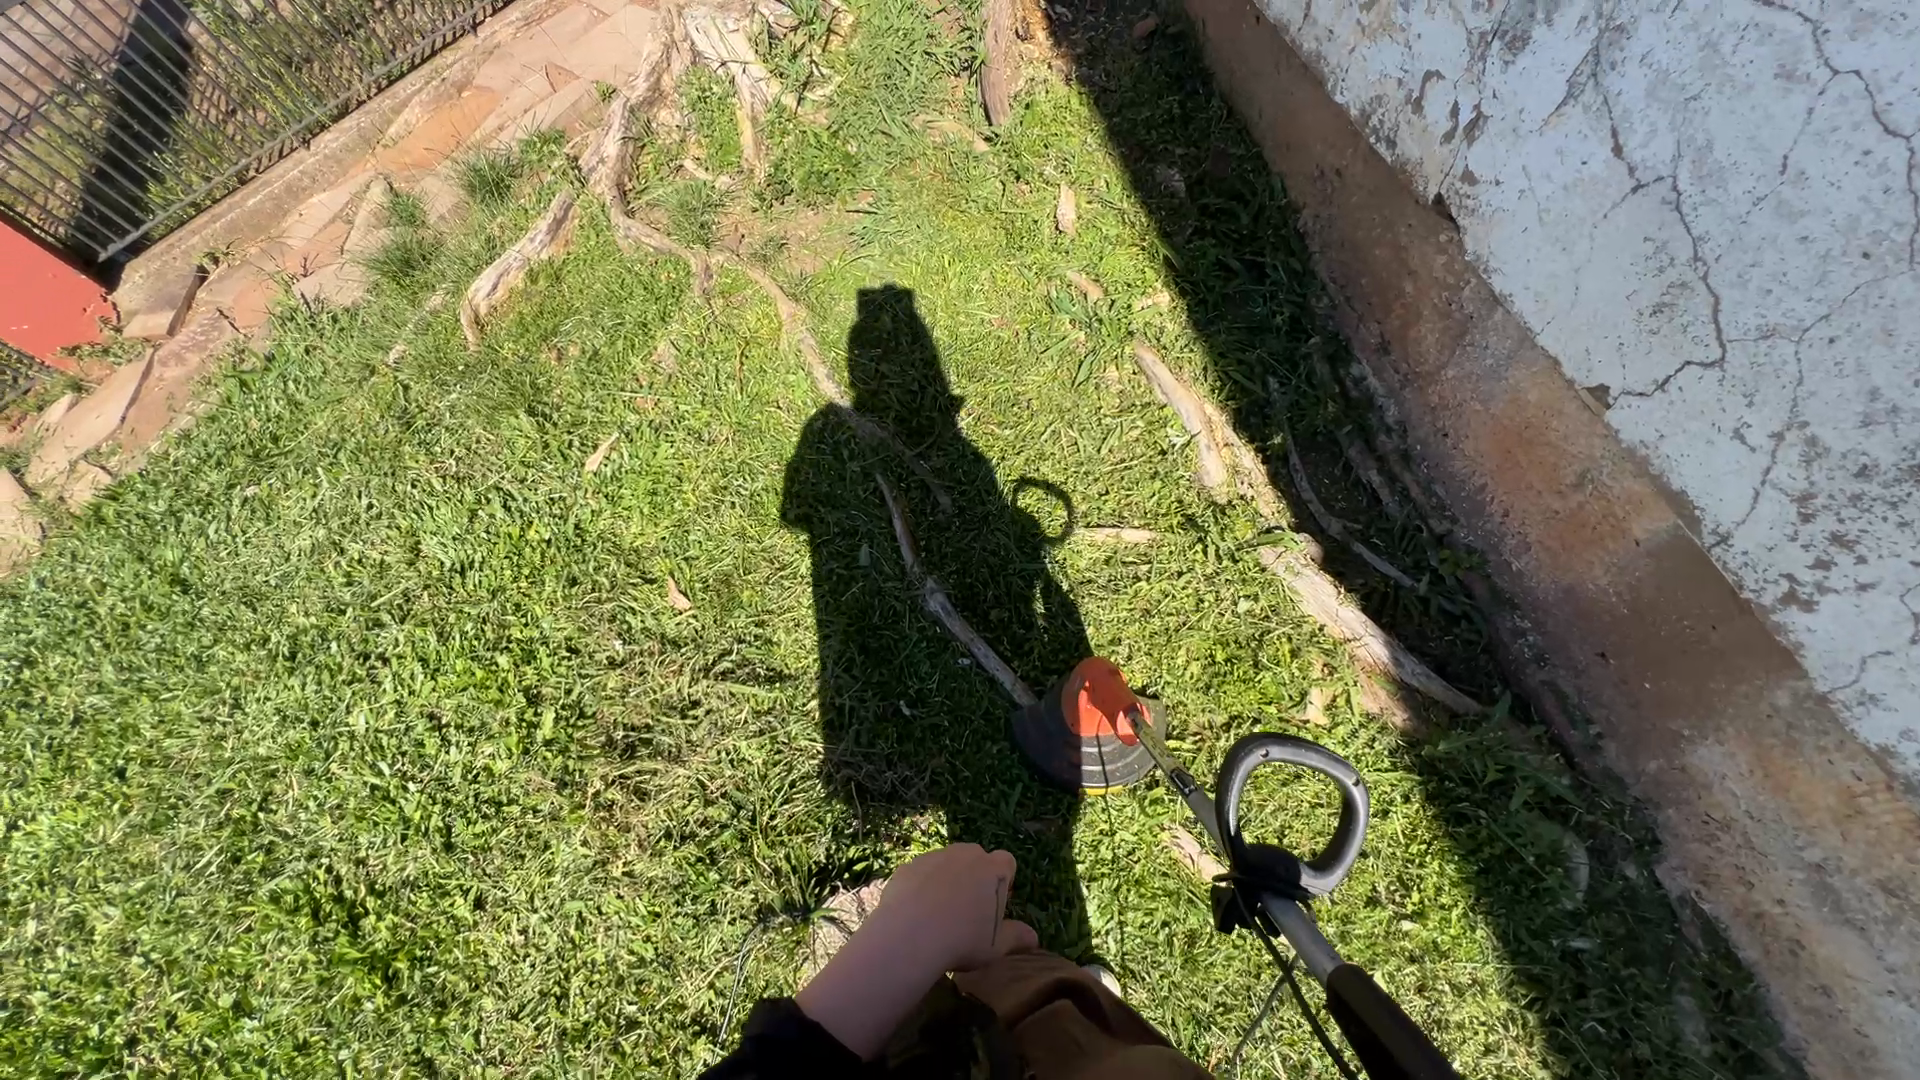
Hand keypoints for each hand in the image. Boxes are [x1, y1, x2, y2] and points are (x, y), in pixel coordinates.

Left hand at [863, 843, 1038, 973]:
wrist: (910, 934)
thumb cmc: (963, 940)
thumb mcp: (995, 946)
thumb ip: (1016, 937)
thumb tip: (1034, 938)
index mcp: (992, 869)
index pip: (1007, 862)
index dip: (1004, 880)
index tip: (995, 903)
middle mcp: (966, 854)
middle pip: (977, 858)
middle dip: (976, 877)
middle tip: (969, 910)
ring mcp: (936, 856)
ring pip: (948, 863)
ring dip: (949, 879)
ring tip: (940, 914)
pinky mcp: (910, 865)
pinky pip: (923, 872)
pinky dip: (923, 885)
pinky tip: (916, 912)